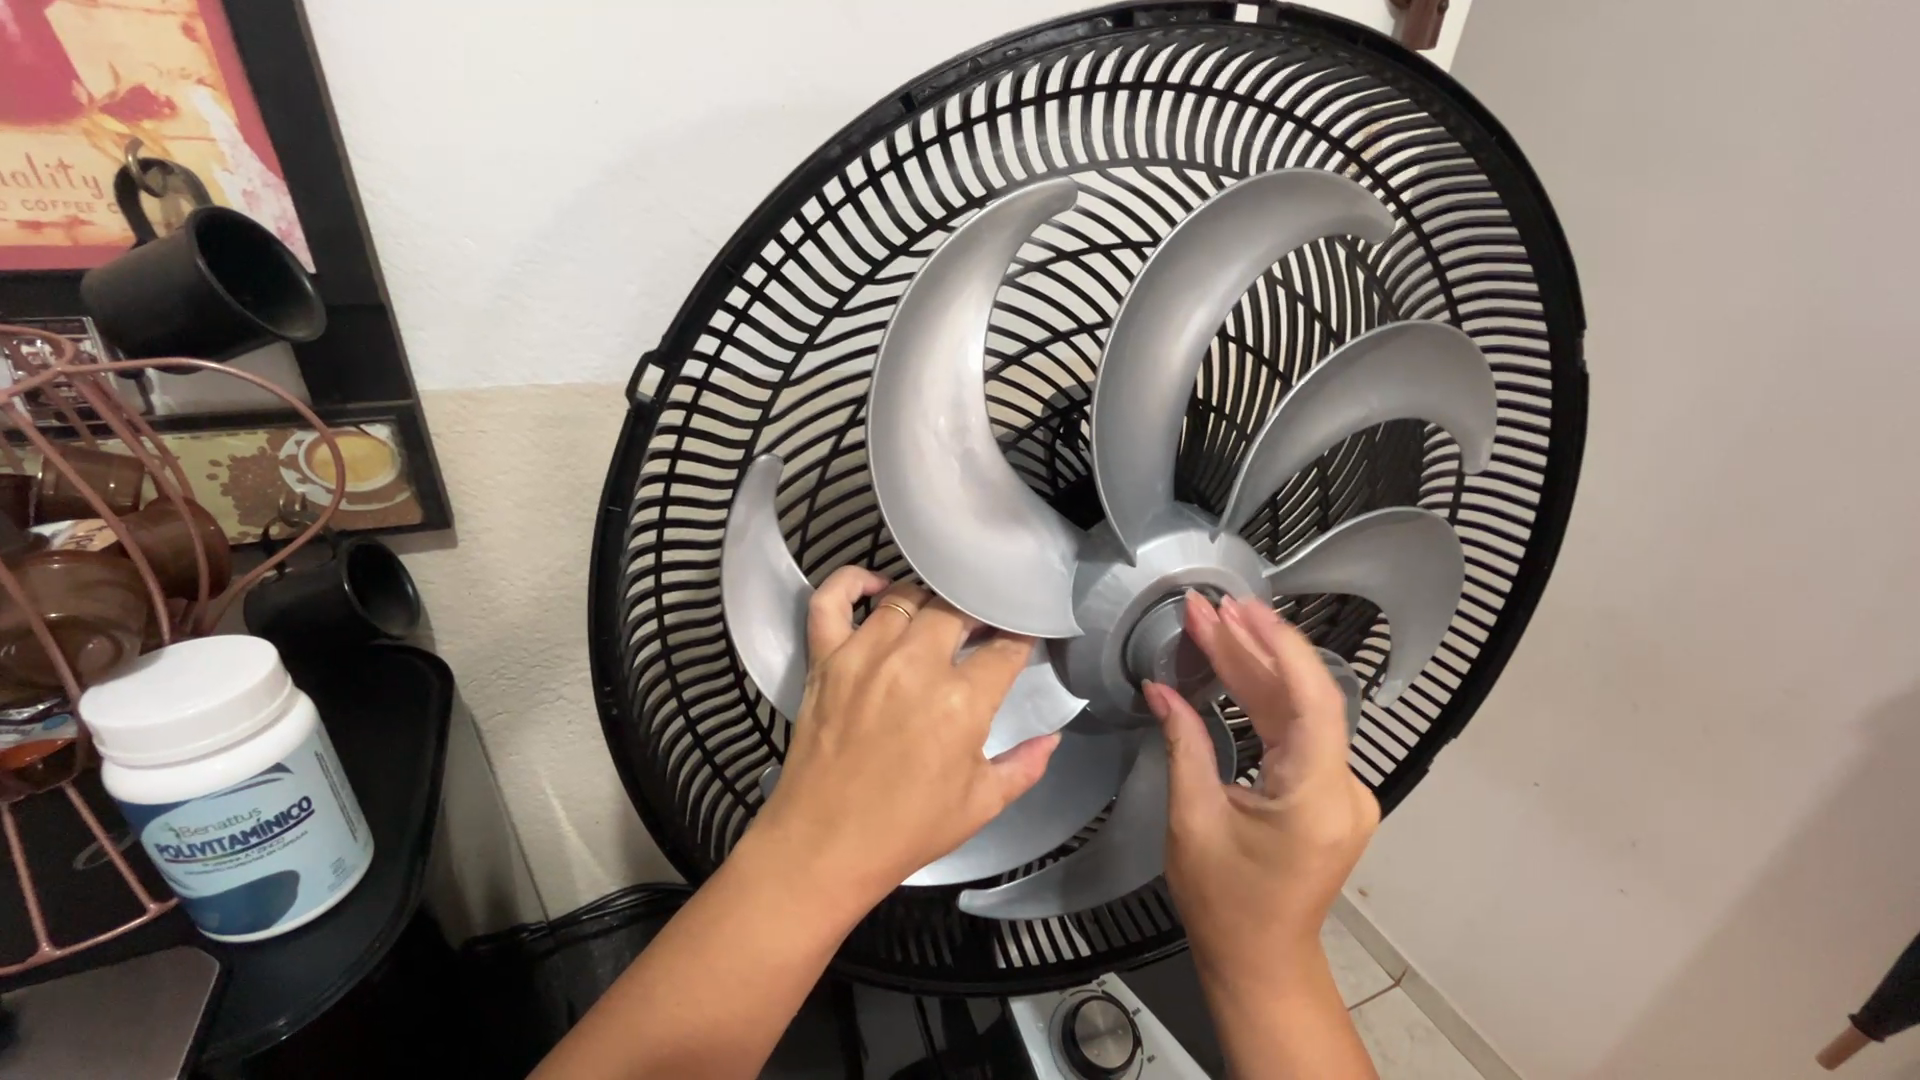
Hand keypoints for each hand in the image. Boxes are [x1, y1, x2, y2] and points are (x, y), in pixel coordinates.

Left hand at [752, 567, 1061, 905]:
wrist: (824, 846)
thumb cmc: (906, 829)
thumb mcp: (982, 804)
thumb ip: (1025, 765)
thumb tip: (1053, 738)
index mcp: (962, 701)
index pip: (1006, 646)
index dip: (1021, 637)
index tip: (1023, 637)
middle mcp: (915, 664)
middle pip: (958, 608)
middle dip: (979, 611)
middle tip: (983, 627)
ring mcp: (864, 655)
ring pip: (905, 597)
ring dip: (929, 601)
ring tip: (938, 618)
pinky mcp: (825, 658)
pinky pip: (831, 600)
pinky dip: (851, 582)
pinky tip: (876, 587)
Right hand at [1143, 592, 1378, 991]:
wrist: (1260, 960)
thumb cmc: (1224, 901)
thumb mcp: (1192, 818)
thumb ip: (1183, 743)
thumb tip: (1160, 689)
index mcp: (1316, 796)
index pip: (1311, 699)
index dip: (1278, 646)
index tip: (1241, 609)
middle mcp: (1343, 788)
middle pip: (1300, 698)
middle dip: (1251, 649)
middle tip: (1207, 610)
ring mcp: (1339, 791)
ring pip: (1297, 712)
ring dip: (1253, 669)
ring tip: (1213, 625)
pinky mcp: (1326, 794)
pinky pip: (1296, 734)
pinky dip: (1261, 699)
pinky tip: (1233, 667)